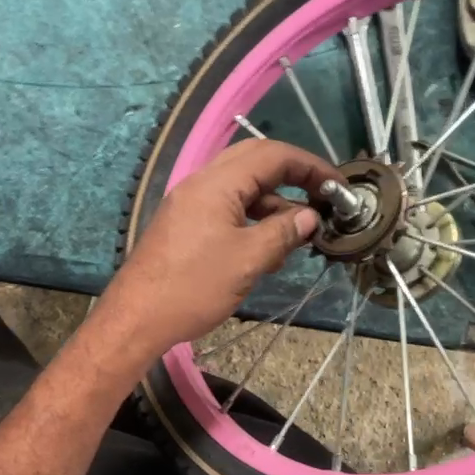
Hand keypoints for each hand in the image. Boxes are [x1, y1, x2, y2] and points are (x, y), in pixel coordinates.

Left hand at [97, 139, 339, 358]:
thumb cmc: (193, 288)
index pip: (273, 155)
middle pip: (254, 164)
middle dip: (291, 180)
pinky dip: (248, 223)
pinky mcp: (181, 228)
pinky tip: (263, 251)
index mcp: (217, 183)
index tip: (337, 187)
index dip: (310, 166)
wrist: (136, 319)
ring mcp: (188, 205)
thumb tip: (309, 218)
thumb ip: (282, 234)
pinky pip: (223, 212)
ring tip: (294, 239)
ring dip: (270, 207)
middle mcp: (200, 184)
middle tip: (318, 203)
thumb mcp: (247, 261)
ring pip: (238, 191)